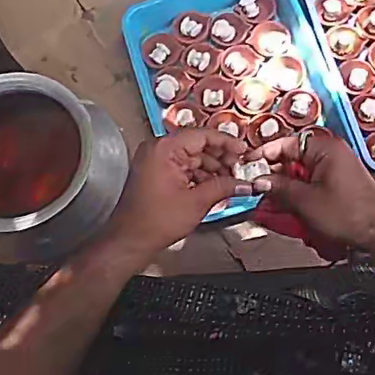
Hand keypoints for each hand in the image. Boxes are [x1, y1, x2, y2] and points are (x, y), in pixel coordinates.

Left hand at [100, 129, 249, 260]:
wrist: (131, 239)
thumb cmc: (154, 221)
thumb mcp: (197, 202)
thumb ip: (223, 187)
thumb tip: (243, 183)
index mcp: (165, 149)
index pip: (202, 135)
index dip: (226, 143)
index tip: (242, 151)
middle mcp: (158, 149)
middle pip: (198, 145)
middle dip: (220, 158)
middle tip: (238, 170)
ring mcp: (155, 160)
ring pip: (192, 157)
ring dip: (211, 169)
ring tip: (229, 182)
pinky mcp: (155, 173)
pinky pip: (182, 167)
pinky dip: (199, 176)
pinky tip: (214, 186)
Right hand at [246, 132, 374, 251]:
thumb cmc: (350, 214)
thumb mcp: (305, 201)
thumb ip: (279, 188)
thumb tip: (259, 181)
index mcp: (325, 148)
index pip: (286, 143)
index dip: (264, 154)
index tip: (248, 165)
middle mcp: (331, 154)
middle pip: (292, 159)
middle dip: (273, 175)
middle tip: (256, 189)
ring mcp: (335, 169)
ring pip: (300, 174)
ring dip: (284, 188)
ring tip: (268, 204)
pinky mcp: (337, 185)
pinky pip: (310, 184)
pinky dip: (297, 195)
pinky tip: (286, 209)